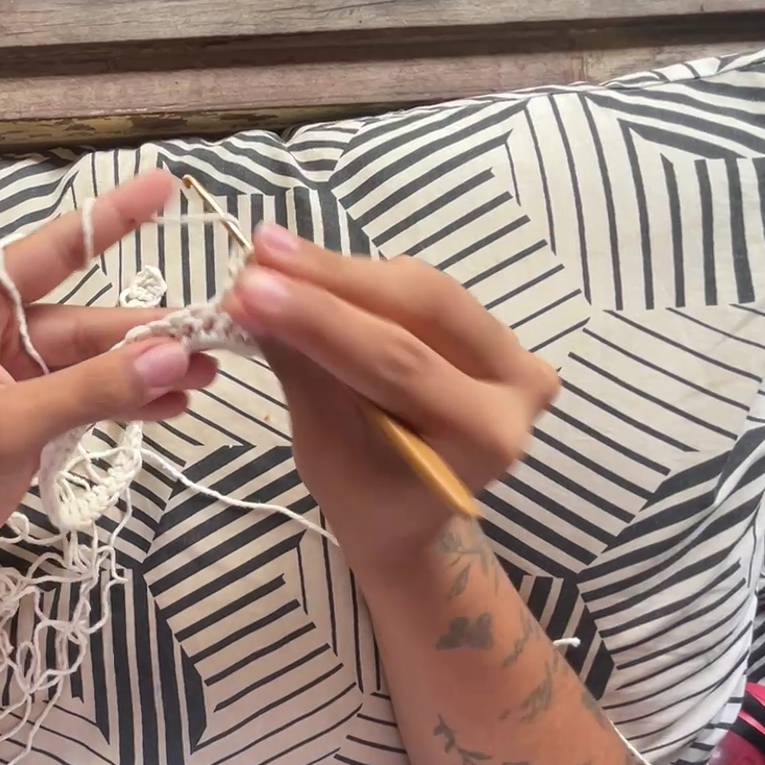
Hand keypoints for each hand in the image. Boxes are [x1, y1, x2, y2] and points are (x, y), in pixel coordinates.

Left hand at [0, 170, 218, 567]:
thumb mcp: (9, 422)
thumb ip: (91, 388)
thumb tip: (173, 353)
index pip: (49, 251)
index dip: (109, 220)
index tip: (163, 185)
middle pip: (87, 319)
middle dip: (148, 333)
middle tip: (214, 336)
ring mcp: (20, 373)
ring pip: (96, 361)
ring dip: (147, 371)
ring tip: (206, 376)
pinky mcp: (35, 412)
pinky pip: (91, 396)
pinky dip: (128, 403)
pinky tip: (172, 406)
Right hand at [221, 224, 559, 561]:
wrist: (405, 512)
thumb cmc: (361, 496)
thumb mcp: (322, 446)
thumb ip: (301, 369)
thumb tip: (251, 300)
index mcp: (483, 436)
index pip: (396, 360)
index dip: (318, 319)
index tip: (247, 288)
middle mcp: (517, 386)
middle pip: (421, 306)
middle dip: (329, 277)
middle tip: (259, 252)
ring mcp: (515, 353)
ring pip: (420, 287)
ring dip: (339, 270)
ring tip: (271, 255)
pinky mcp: (492, 333)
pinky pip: (421, 291)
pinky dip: (358, 279)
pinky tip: (307, 269)